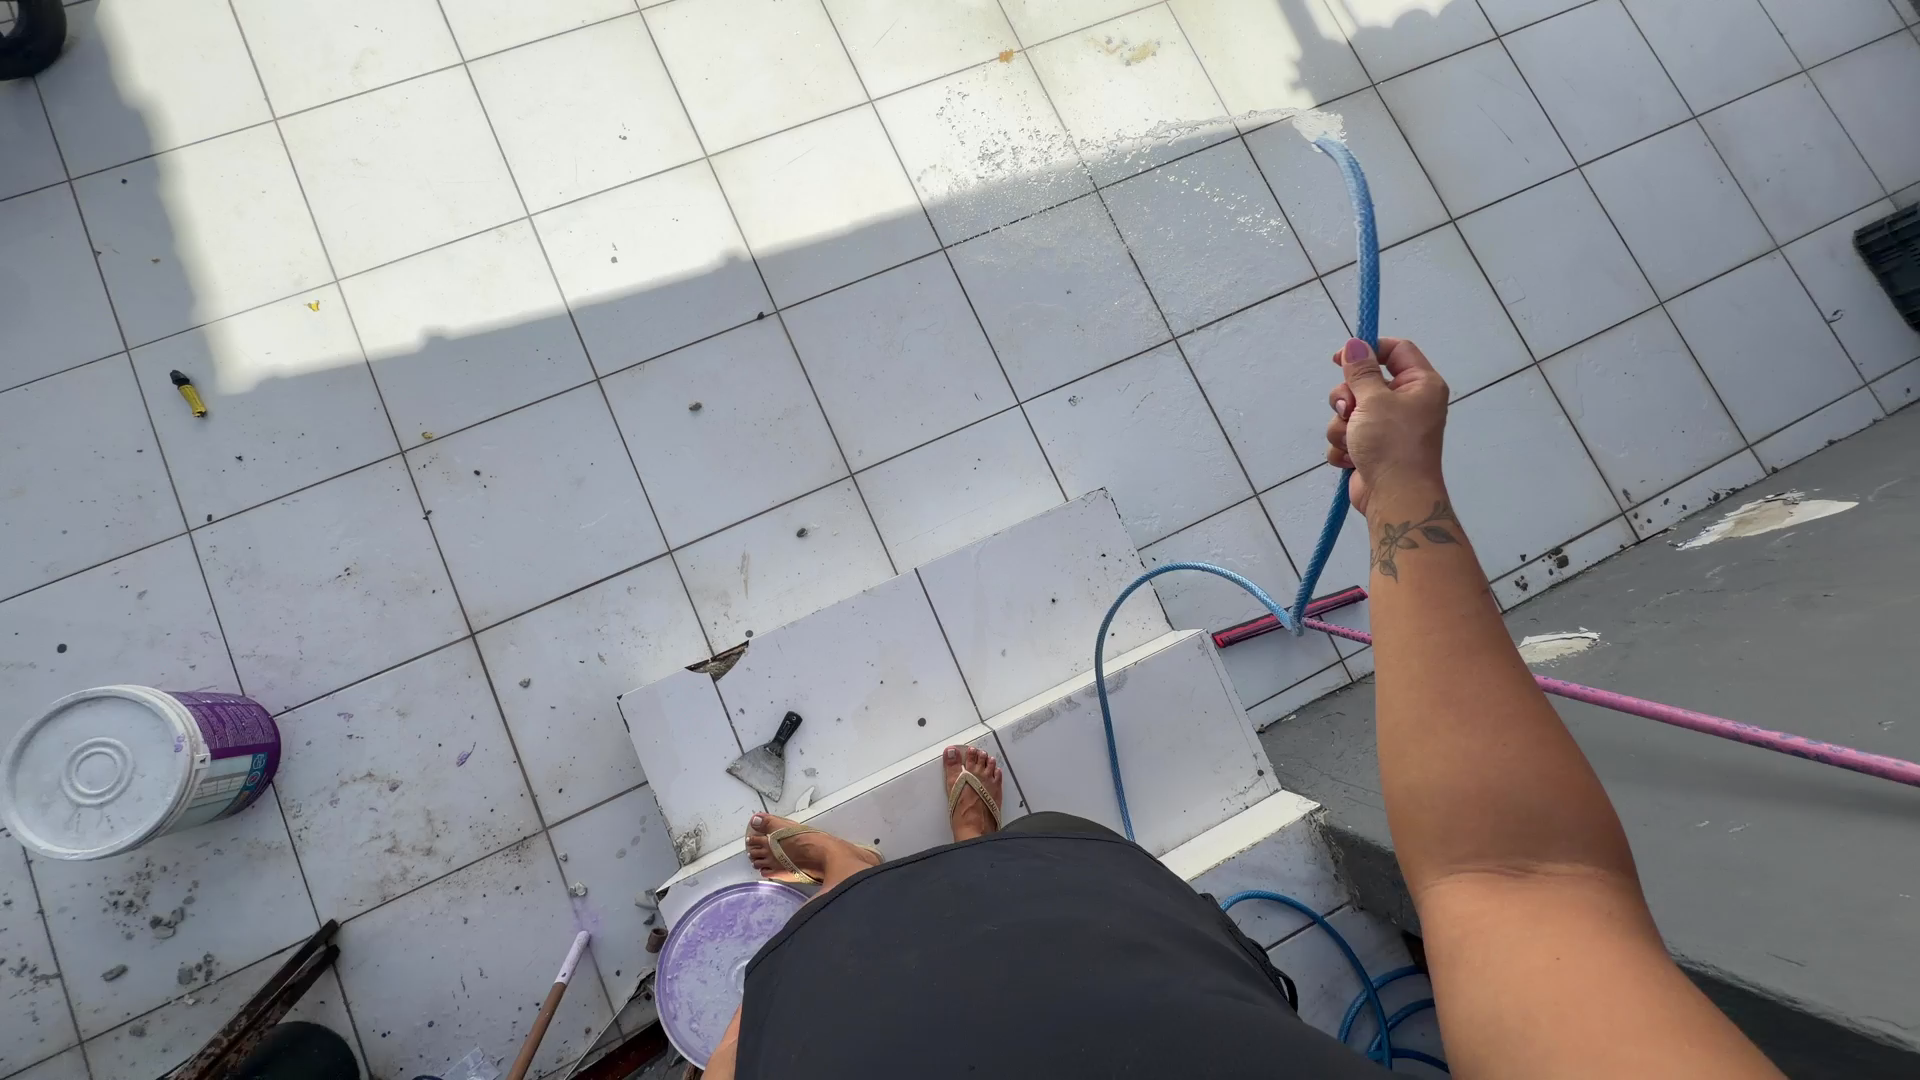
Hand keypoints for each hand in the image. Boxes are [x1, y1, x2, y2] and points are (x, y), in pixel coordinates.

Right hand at [1326, 337, 1448, 515]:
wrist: (1394, 495)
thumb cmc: (1392, 443)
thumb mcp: (1374, 401)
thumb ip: (1361, 372)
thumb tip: (1353, 344)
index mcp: (1418, 385)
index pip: (1395, 351)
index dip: (1367, 350)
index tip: (1339, 358)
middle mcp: (1404, 402)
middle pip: (1362, 382)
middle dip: (1346, 398)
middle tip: (1349, 410)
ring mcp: (1385, 427)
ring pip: (1347, 412)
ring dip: (1341, 427)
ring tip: (1352, 442)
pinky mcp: (1368, 447)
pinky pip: (1344, 436)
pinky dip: (1342, 447)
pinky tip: (1351, 459)